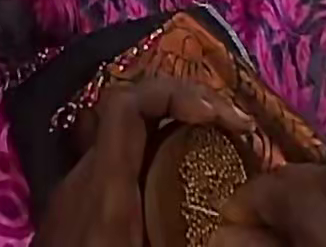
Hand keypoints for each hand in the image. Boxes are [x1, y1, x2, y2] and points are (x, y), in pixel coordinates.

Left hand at [33, 78, 251, 246]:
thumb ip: (196, 240)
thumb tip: (250, 237)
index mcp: (106, 192)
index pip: (126, 106)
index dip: (170, 93)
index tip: (216, 114)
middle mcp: (87, 177)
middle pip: (129, 110)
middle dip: (180, 104)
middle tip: (230, 126)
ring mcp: (76, 189)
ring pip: (124, 135)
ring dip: (169, 129)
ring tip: (216, 146)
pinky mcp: (76, 209)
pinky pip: (118, 162)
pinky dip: (153, 158)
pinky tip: (180, 187)